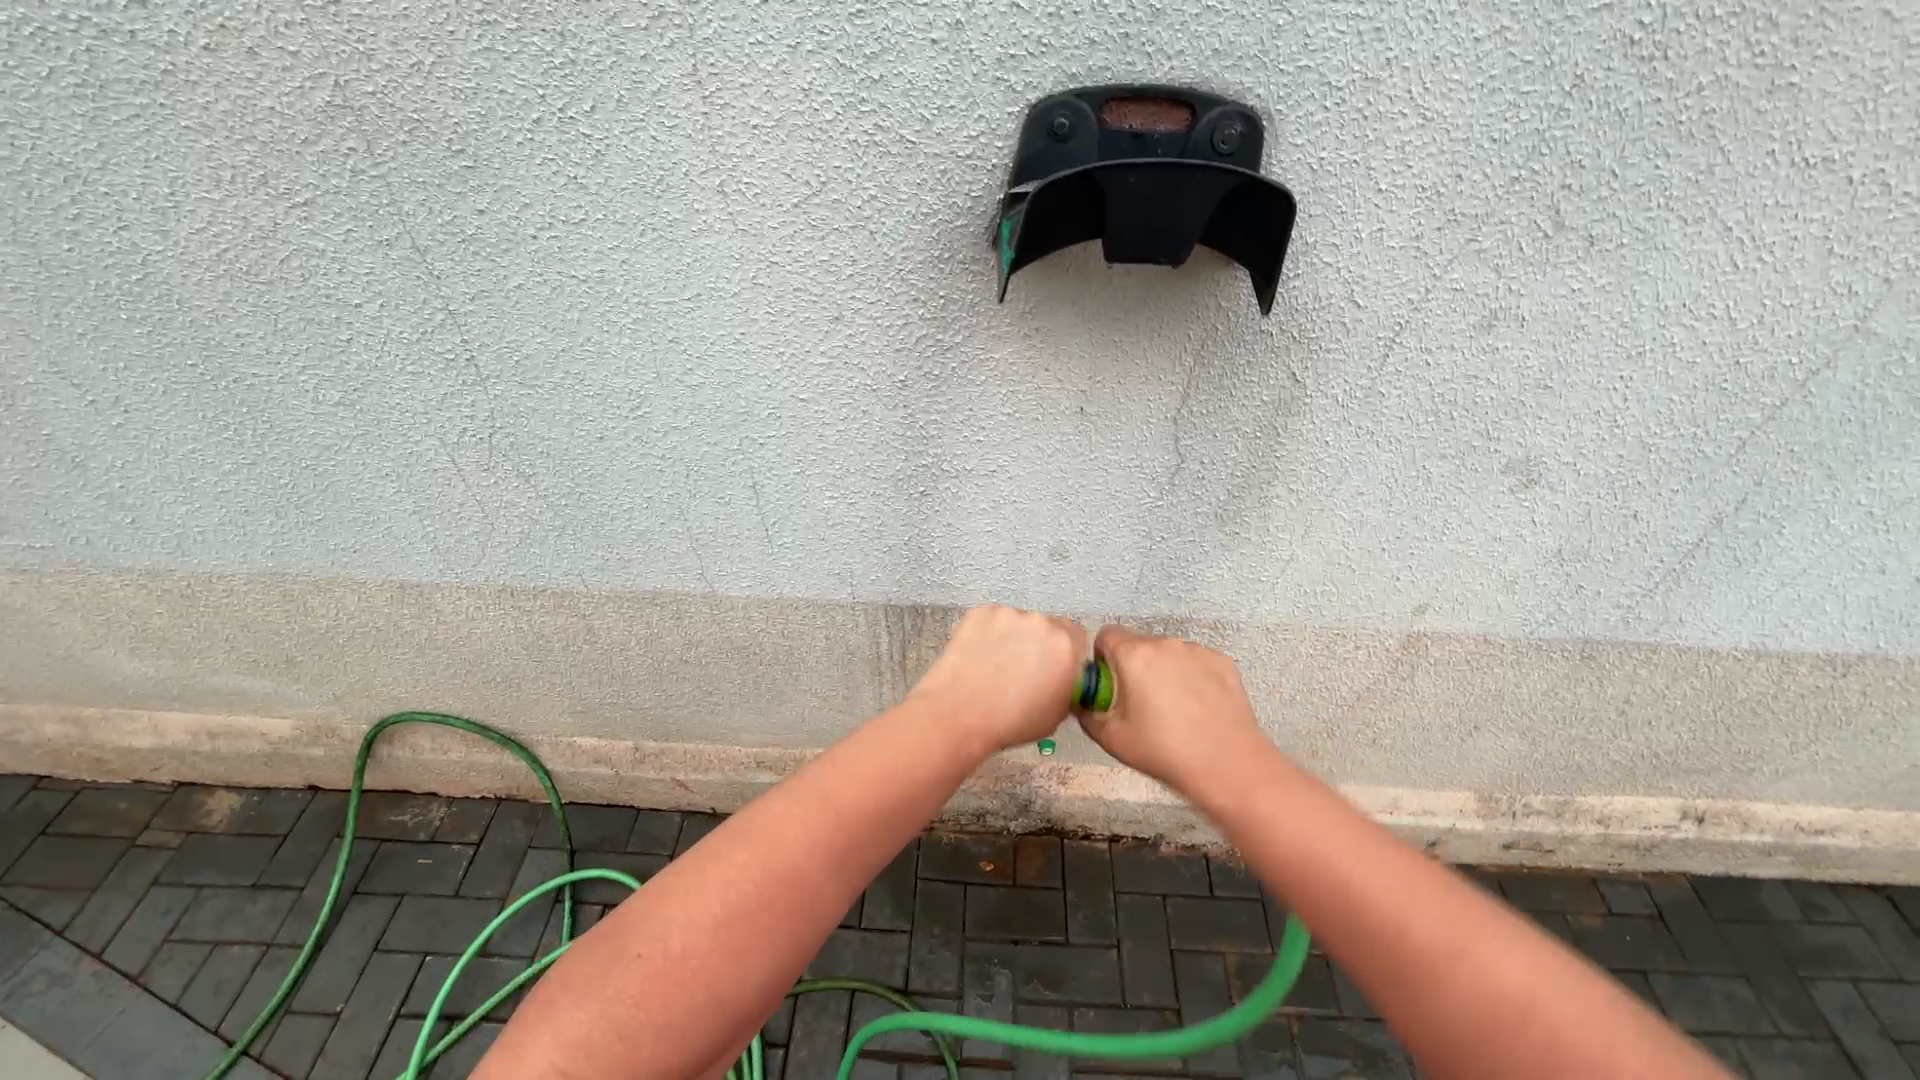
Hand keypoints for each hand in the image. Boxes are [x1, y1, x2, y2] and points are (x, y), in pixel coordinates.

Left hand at [908, 605, 1088, 752]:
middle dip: (1037, 643)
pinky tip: (979, 657)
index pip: (1076, 636)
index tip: (1054, 664)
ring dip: (1012, 637)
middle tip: (1021, 669)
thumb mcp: (1056, 716)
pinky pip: (991, 620)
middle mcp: (1041, 623)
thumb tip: (1063, 682)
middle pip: (1047, 626)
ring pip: (1018, 622)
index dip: (1065, 651)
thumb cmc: (1008, 721)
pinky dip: (987, 634)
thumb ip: (1067, 689)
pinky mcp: (981, 613)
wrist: (960, 714)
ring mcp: (1009, 614)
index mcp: (1066, 647)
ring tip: (994, 666)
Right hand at [1076, 625, 1271, 792]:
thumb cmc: (1164, 751)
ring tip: (1174, 709)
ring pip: (1168, 653)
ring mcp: (1197, 651)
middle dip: (1134, 667)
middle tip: (1140, 703)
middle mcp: (1165, 644)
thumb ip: (1087, 715)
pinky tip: (1198, 707)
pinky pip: (1195, 662)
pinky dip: (1191, 677)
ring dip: (1163, 671)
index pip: (1106, 635)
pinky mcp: (1222, 661)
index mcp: (1134, 655)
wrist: (1227, 764)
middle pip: (1138, 644)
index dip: (1103, 657)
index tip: (1110, 683)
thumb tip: (1083, 704)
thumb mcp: (1111, 739)